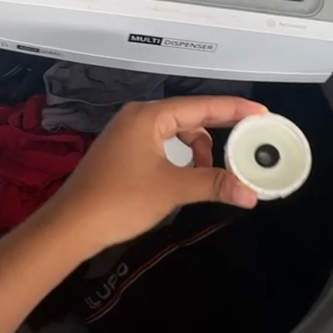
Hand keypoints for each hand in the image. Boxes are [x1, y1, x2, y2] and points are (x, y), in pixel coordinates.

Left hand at [18, 96, 265, 258]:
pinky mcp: (122, 152)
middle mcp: (138, 117)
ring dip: (198, 150)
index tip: (262, 112)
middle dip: (219, 130)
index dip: (234, 108)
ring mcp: (127, 134)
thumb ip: (214, 184)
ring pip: (175, 133)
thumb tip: (251, 194)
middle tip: (249, 141)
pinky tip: (188, 176)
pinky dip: (180, 157)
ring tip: (214, 173)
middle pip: (189, 116)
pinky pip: (161, 145)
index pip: (201, 105)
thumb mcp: (173, 189)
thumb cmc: (120, 201)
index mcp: (149, 116)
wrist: (70, 226)